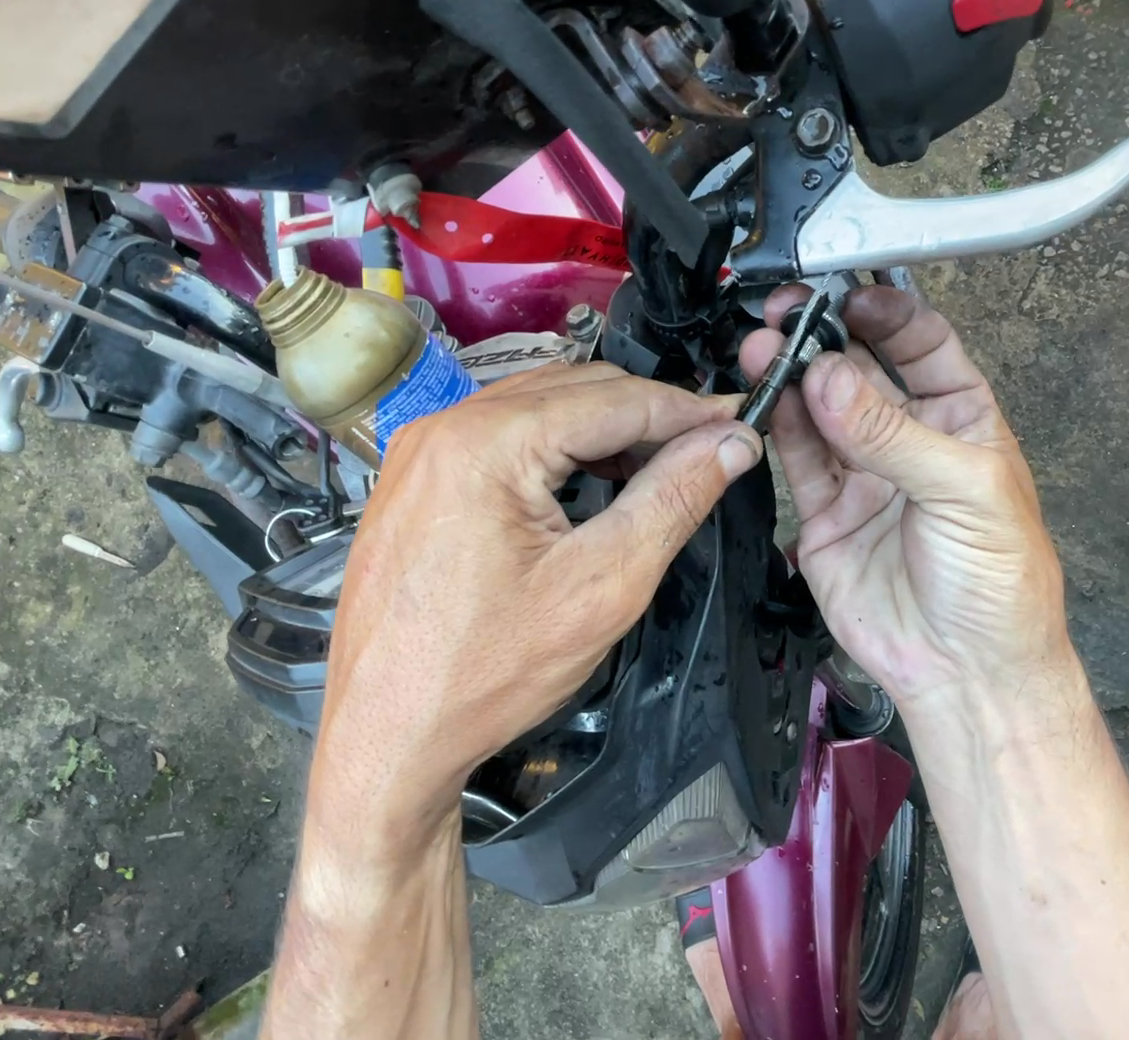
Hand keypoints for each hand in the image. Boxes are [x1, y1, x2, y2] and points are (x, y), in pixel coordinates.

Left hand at [308, 362, 761, 859]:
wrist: (387, 737)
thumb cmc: (490, 672)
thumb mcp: (603, 584)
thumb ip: (673, 500)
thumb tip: (731, 444)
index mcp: (486, 442)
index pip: (614, 401)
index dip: (688, 410)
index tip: (741, 421)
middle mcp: (444, 426)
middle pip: (574, 392)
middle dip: (649, 414)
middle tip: (710, 444)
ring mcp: (420, 452)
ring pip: (538, 410)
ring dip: (605, 428)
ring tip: (661, 461)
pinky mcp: (414, 481)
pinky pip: (502, 438)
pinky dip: (558, 448)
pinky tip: (592, 478)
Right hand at [740, 286, 1078, 721]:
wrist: (962, 670)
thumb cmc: (998, 583)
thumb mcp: (965, 493)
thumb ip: (892, 435)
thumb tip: (831, 377)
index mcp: (962, 420)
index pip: (923, 347)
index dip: (888, 316)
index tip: (849, 296)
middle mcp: (909, 440)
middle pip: (862, 370)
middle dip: (826, 337)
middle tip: (788, 314)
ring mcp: (864, 474)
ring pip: (820, 410)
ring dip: (793, 376)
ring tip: (764, 349)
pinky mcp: (825, 511)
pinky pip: (797, 458)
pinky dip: (778, 427)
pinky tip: (765, 399)